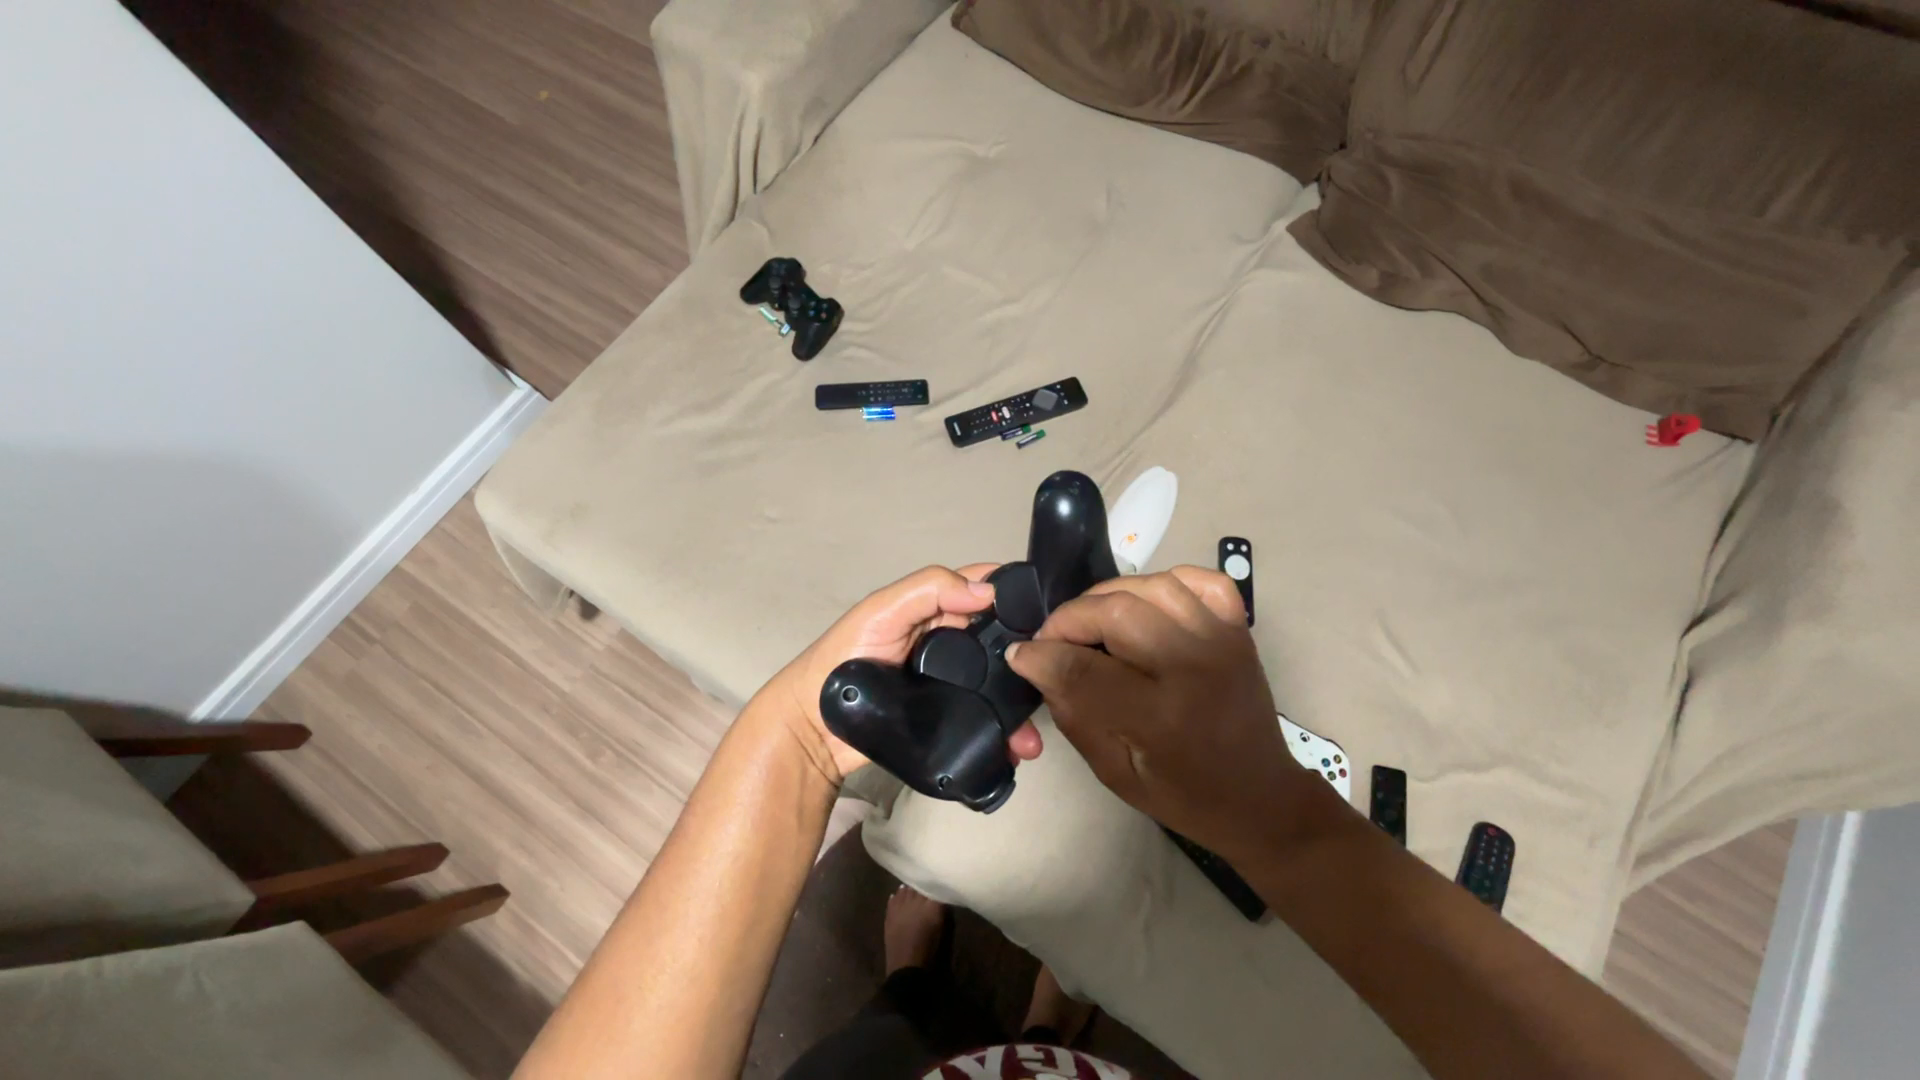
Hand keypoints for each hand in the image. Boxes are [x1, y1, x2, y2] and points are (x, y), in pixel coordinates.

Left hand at [767, 565, 1045, 784]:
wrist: (815, 730)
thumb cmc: (843, 659)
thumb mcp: (881, 612)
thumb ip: (928, 591)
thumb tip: (986, 591)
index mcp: (937, 611)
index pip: (984, 591)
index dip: (1015, 592)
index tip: (1051, 607)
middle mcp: (952, 646)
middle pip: (1003, 643)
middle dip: (1031, 655)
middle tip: (1056, 671)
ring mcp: (953, 687)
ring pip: (1001, 688)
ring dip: (1023, 704)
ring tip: (1035, 730)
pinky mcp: (950, 723)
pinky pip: (986, 724)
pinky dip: (1006, 734)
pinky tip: (1019, 747)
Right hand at [1006, 567, 1310, 856]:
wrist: (1259, 796)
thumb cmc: (1181, 793)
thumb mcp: (1114, 771)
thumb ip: (1072, 713)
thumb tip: (1036, 662)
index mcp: (1161, 718)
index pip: (1084, 668)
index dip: (1041, 655)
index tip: (1021, 654)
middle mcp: (1195, 668)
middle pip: (1117, 611)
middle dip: (1070, 618)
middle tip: (1055, 640)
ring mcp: (1222, 641)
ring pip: (1152, 586)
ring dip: (1108, 597)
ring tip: (1093, 622)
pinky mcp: (1238, 628)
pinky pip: (1198, 580)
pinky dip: (1163, 583)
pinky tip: (1145, 605)